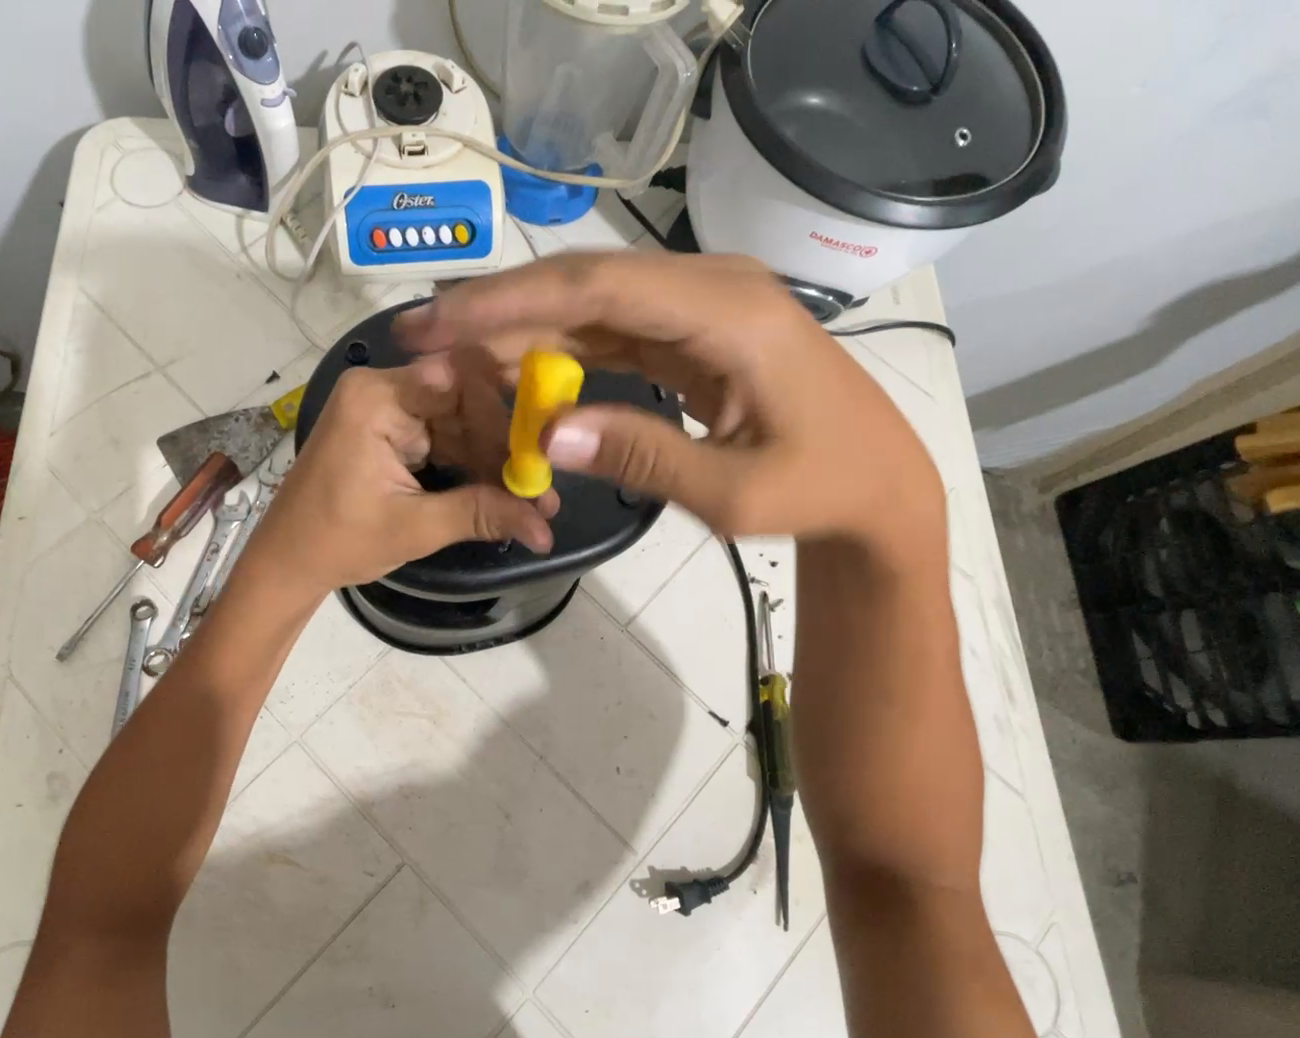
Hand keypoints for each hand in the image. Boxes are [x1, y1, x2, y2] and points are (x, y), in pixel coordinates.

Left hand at [246, 358, 555, 597]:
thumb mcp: (414, 527)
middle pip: (463, 402)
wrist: (286, 564)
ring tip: (533, 500)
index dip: (507, 414)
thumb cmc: (337, 541)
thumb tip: (546, 526)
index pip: (460, 381)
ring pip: (458, 423)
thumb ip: (481, 513)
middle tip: (543, 489)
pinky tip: (502, 493)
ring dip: (492, 462)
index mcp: (377, 396)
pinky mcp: (389, 433)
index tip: (544, 449)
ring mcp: (385, 410)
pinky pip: (442, 439)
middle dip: (504, 448)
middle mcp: (382, 389)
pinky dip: (469, 466)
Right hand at [394, 253, 943, 550]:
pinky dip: (558, 346)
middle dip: (498, 306)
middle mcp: (712, 288)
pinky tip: (511, 364)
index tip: (442, 323)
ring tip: (449, 350)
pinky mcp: (692, 328)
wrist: (878, 483)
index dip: (512, 301)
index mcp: (731, 313)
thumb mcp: (732, 493)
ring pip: (590, 301)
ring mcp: (701, 304)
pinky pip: (611, 328)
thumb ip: (641, 457)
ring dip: (520, 325)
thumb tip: (546, 435)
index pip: (600, 287)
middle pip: (585, 281)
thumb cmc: (820, 489)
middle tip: (421, 332)